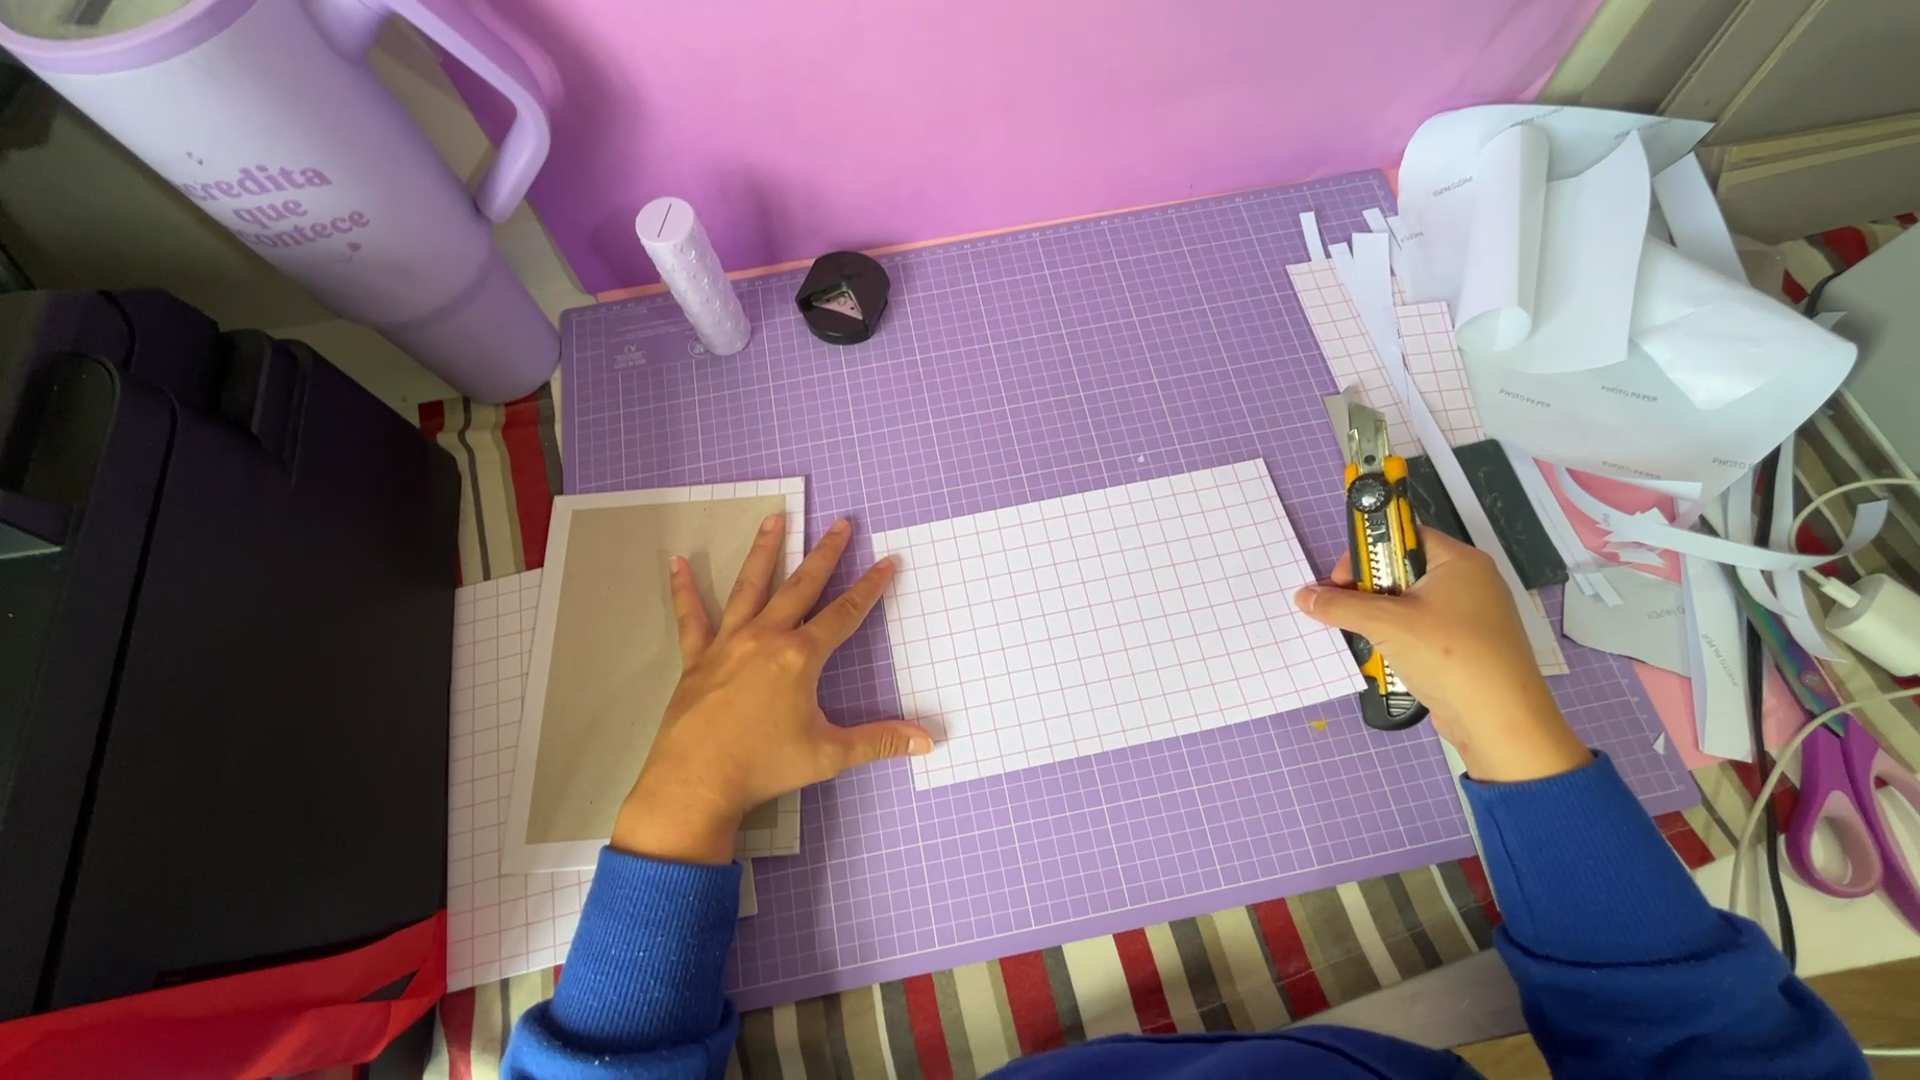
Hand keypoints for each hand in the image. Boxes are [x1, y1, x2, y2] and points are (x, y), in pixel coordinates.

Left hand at [612, 514, 933, 864]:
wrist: (696, 783)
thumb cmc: (765, 766)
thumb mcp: (829, 754)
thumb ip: (880, 741)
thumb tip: (928, 741)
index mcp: (800, 656)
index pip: (845, 614)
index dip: (870, 587)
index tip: (887, 561)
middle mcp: (766, 637)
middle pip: (802, 586)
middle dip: (825, 554)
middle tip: (840, 524)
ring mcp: (728, 643)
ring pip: (750, 586)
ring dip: (765, 550)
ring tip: (775, 519)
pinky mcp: (697, 657)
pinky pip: (691, 616)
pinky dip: (684, 589)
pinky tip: (677, 561)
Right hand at [1293, 527, 1591, 782]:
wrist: (1501, 722)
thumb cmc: (1447, 655)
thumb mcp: (1385, 624)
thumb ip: (1339, 606)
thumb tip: (1303, 595)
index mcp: (1460, 562)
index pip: (1403, 537)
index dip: (1367, 552)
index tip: (1340, 580)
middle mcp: (1469, 582)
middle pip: (1403, 571)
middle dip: (1367, 590)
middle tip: (1343, 610)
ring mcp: (1471, 616)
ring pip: (1409, 603)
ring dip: (1378, 618)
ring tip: (1361, 635)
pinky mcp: (1467, 647)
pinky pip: (1421, 630)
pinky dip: (1397, 639)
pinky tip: (1383, 656)